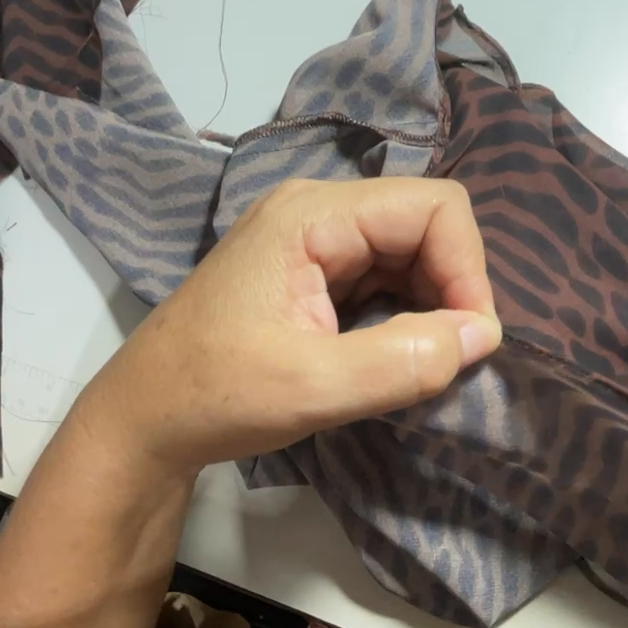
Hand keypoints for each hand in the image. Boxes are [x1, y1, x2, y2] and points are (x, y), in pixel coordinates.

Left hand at [70, 177, 502, 478]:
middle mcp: (315, 214)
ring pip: (406, 256)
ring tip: (424, 363)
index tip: (469, 342)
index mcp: (312, 216)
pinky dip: (402, 316)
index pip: (433, 208)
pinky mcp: (307, 277)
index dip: (467, 270)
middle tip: (450, 360)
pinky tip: (397, 357)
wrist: (145, 419)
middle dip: (450, 290)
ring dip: (429, 307)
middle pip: (422, 227)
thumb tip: (483, 336)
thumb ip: (403, 362)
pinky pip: (379, 281)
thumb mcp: (313, 387)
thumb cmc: (215, 396)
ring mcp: (308, 244)